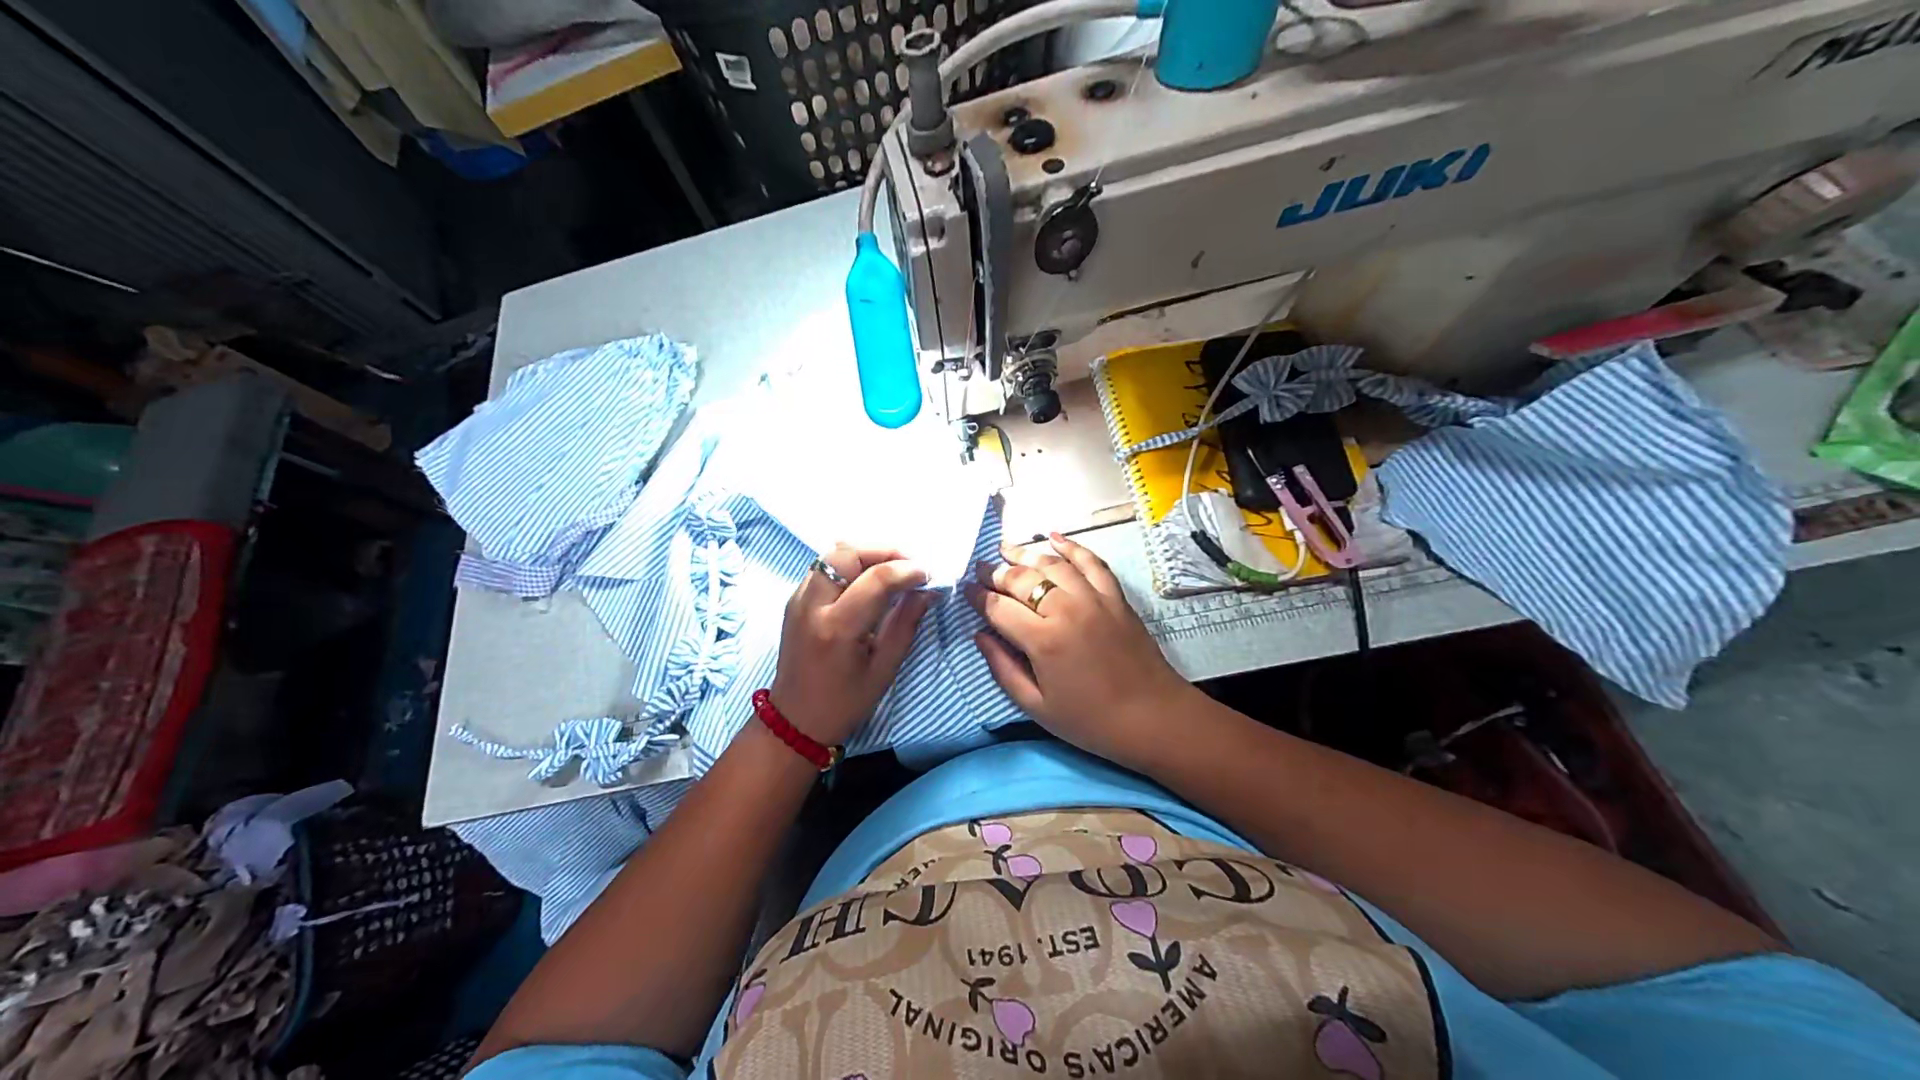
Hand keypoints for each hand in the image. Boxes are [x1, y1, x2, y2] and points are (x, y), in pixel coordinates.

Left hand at [770, 544, 932, 747]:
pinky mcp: (793, 601)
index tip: (928, 575)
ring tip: (890, 572)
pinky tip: (865, 582)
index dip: (907, 570)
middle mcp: (811, 606)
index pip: (876, 579)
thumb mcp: (883, 669)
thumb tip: (928, 591)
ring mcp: (797, 600)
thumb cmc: (844, 703)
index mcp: (837, 628)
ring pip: (831, 555)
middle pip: (847, 554)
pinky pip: (822, 568)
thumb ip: (905, 624)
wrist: (794, 721)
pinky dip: (847, 566)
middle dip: (883, 553)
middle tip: (909, 568)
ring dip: (864, 556)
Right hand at [967, 532, 1194, 769]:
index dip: (978, 597)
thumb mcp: (1037, 706)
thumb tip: (980, 636)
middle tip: (981, 569)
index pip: (999, 608)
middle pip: (1022, 579)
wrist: (1153, 717)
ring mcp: (1094, 599)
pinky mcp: (1115, 597)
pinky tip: (1055, 537)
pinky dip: (1072, 546)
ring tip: (1006, 548)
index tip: (966, 590)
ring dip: (1026, 553)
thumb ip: (1003, 668)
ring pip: (1052, 564)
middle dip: (996, 572)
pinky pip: (1091, 562)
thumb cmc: (1091, 721)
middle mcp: (1066, 610)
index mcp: (1043, 641)